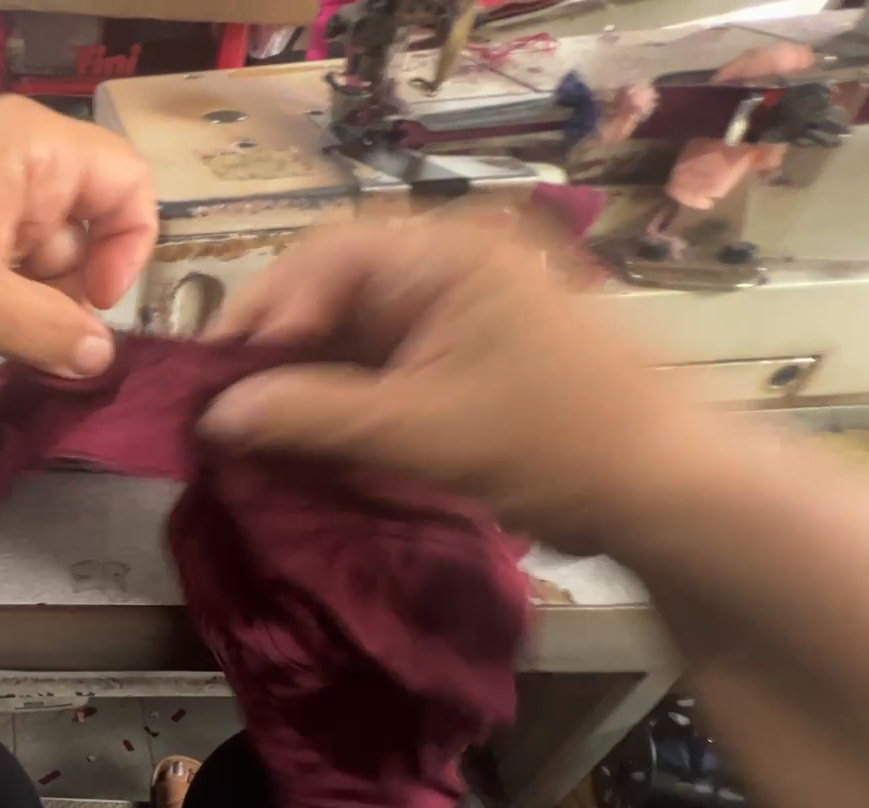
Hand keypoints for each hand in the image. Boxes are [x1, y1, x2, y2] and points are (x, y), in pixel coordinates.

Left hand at [0, 96, 155, 377]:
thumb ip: (49, 331)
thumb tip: (103, 358)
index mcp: (33, 149)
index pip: (127, 186)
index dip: (128, 251)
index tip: (94, 309)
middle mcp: (10, 163)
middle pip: (83, 231)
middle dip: (66, 293)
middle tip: (28, 338)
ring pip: (36, 262)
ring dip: (24, 309)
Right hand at [198, 219, 730, 548]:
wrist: (658, 491)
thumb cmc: (549, 441)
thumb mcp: (413, 428)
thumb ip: (303, 416)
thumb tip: (209, 418)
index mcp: (442, 254)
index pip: (320, 261)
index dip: (259, 314)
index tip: (216, 377)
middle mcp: (437, 268)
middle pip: (322, 292)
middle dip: (266, 346)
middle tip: (219, 398)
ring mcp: (441, 311)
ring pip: (336, 330)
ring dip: (288, 374)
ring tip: (243, 417)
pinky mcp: (442, 354)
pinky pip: (360, 362)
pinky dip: (321, 393)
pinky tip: (289, 426)